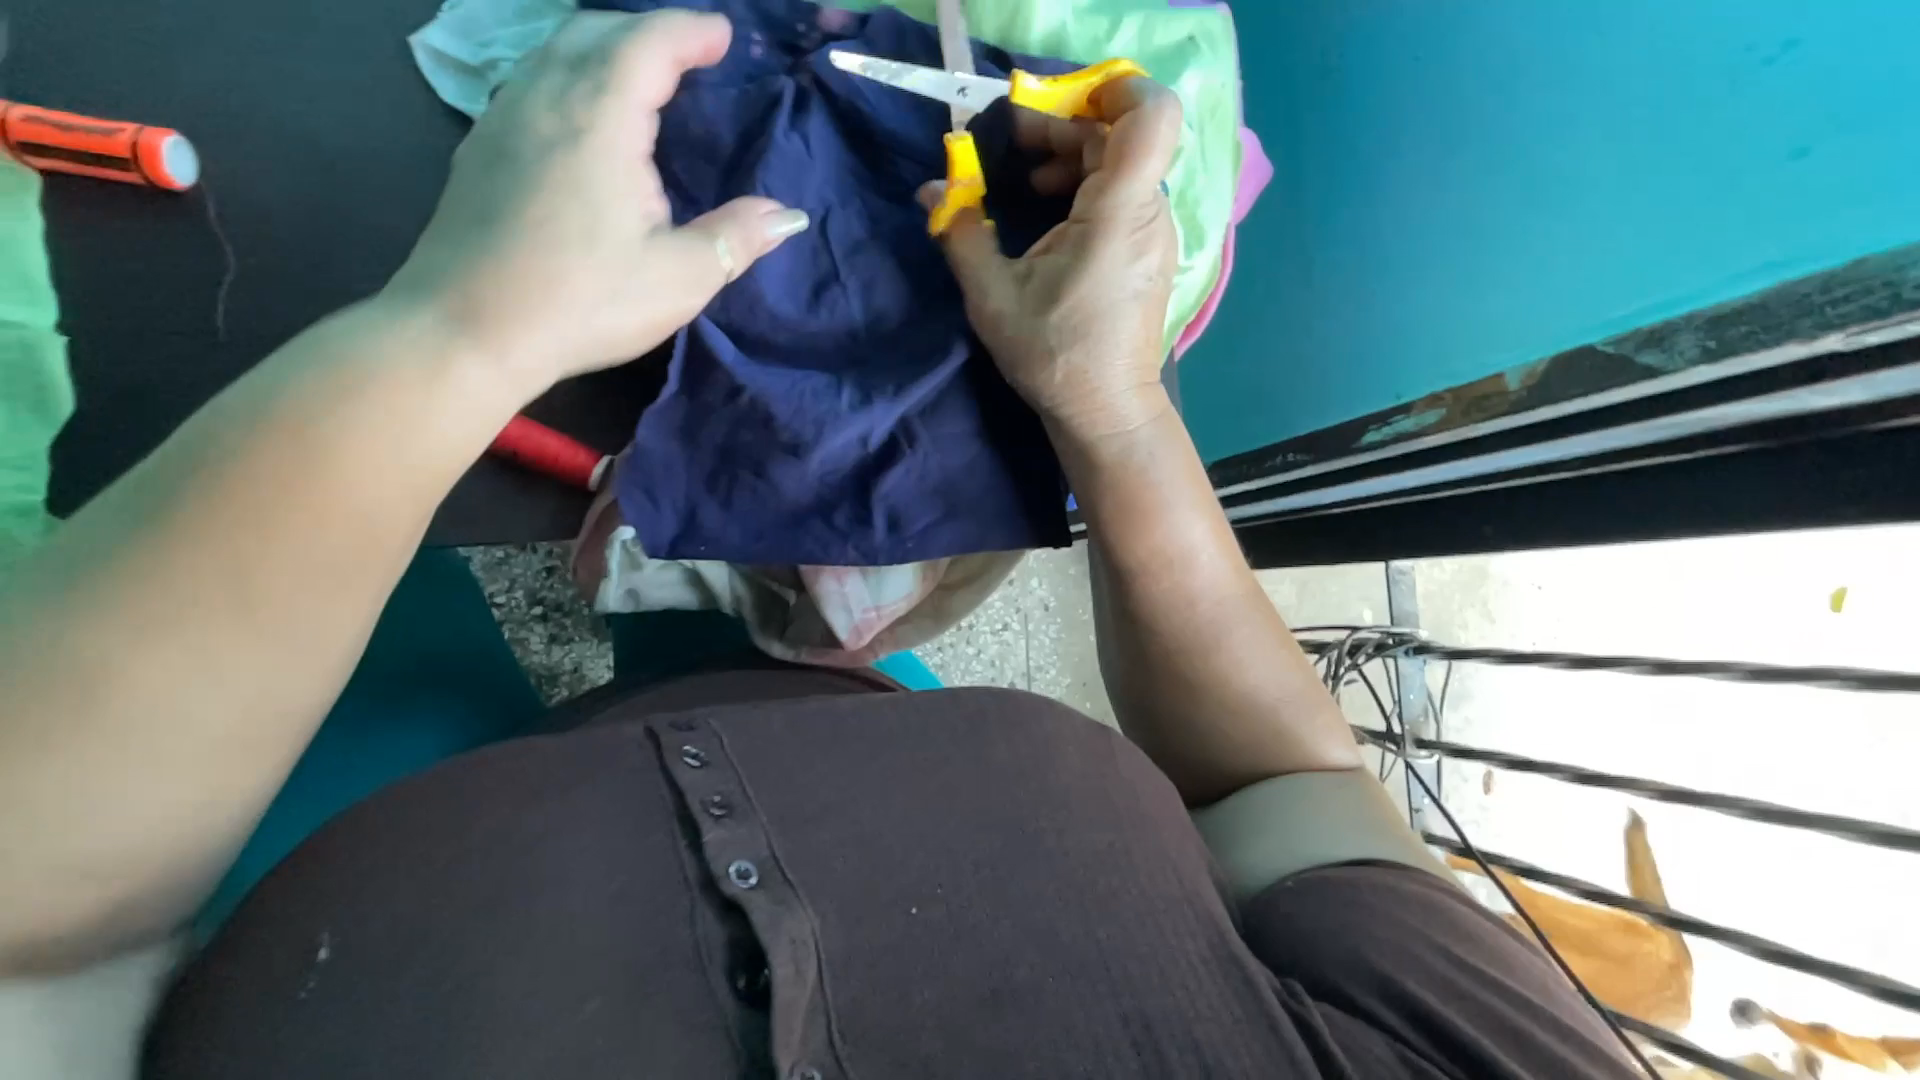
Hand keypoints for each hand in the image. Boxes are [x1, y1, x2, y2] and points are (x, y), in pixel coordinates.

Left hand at [384, 10, 811, 387]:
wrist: (466, 332)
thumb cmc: (582, 303)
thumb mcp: (679, 279)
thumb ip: (736, 238)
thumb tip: (788, 216)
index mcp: (597, 121)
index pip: (647, 43)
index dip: (690, 31)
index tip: (725, 36)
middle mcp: (543, 100)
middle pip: (595, 31)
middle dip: (647, 30)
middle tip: (688, 52)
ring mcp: (501, 120)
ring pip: (553, 52)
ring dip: (603, 48)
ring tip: (641, 76)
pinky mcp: (479, 149)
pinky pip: (530, 82)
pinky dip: (568, 75)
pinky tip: (583, 116)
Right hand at [921, 77, 1181, 441]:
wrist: (1106, 412)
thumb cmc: (1054, 356)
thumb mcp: (993, 297)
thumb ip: (961, 234)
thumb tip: (933, 191)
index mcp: (1119, 213)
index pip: (1150, 114)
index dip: (1110, 90)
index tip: (1053, 107)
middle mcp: (1149, 213)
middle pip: (1118, 136)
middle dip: (1061, 129)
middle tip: (1007, 148)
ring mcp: (1154, 233)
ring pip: (1120, 167)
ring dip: (1070, 161)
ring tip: (1023, 186)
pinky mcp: (1148, 253)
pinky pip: (1123, 197)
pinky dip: (1085, 190)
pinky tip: (1049, 217)